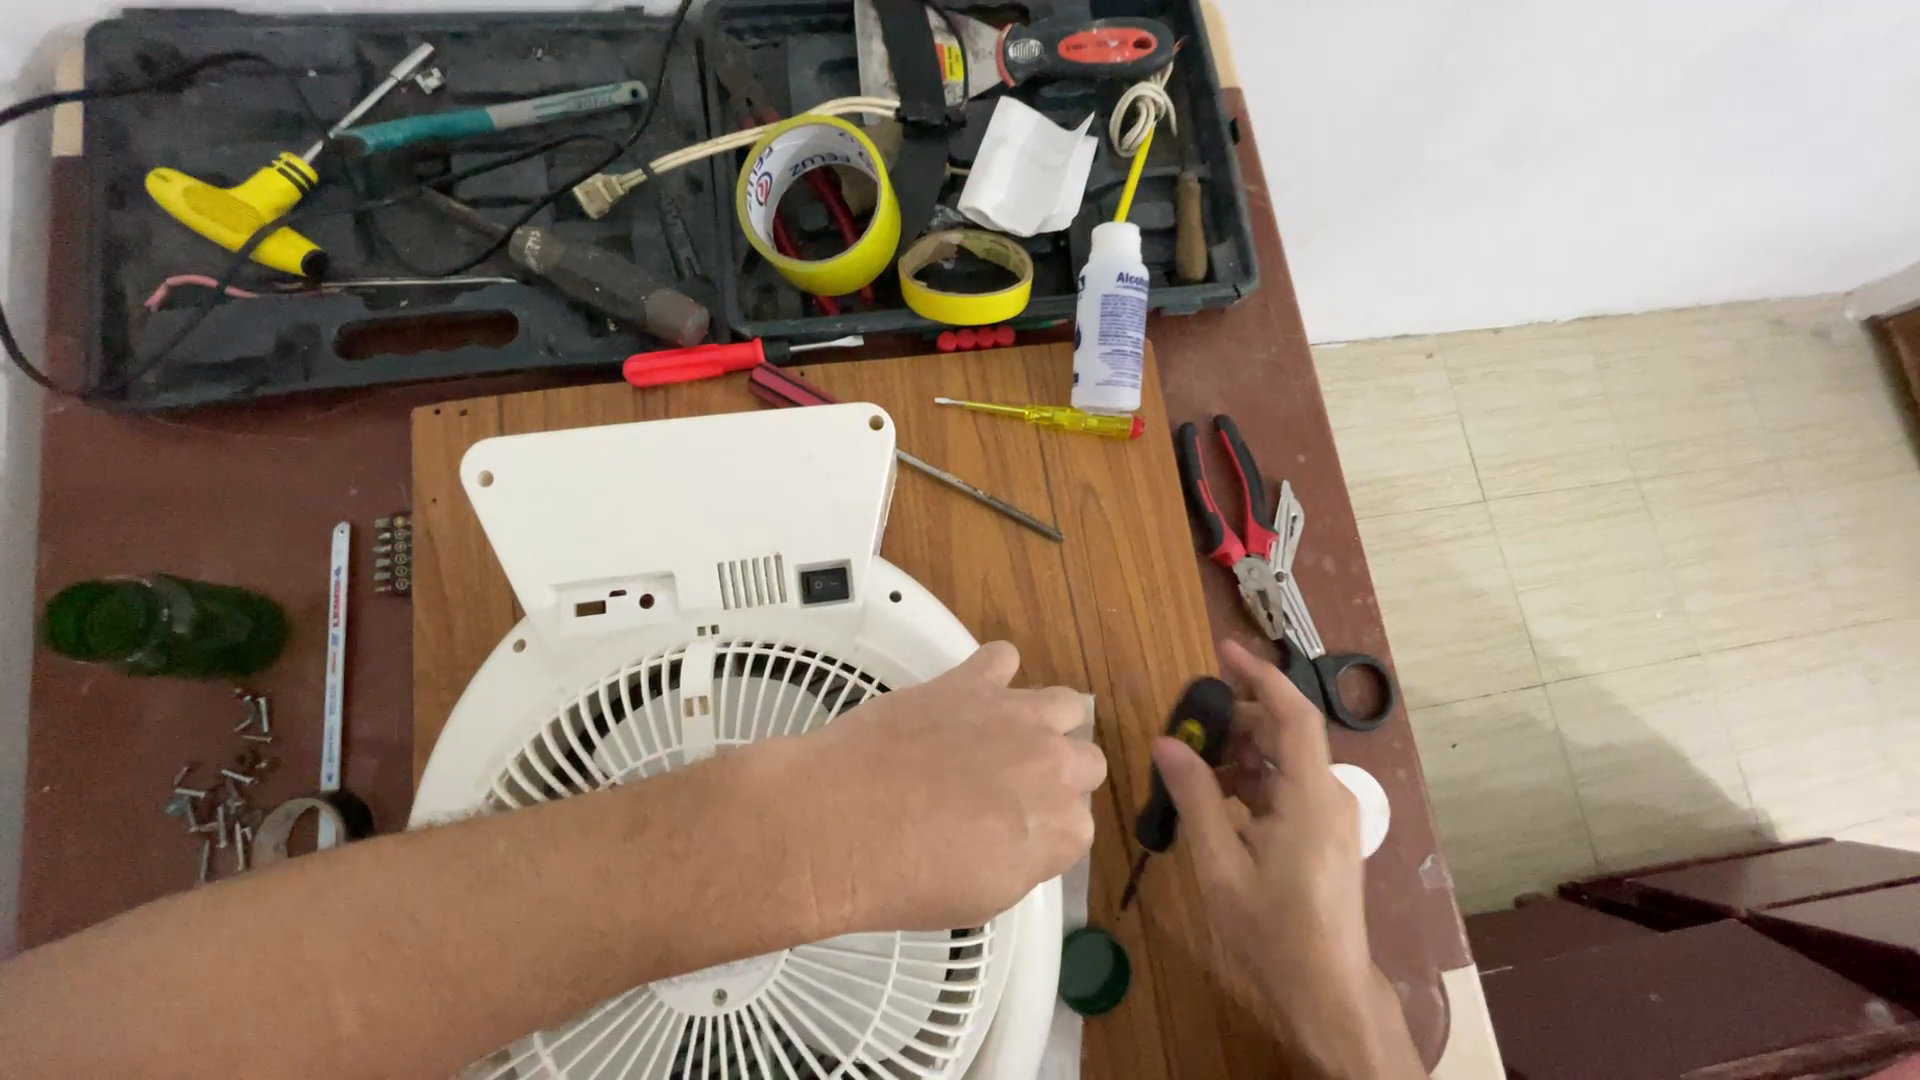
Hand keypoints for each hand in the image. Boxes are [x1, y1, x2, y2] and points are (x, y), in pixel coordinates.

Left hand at [788, 641, 1105, 933]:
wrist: (843, 823)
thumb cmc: (908, 879)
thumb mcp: (983, 899)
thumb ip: (1025, 858)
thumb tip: (1024, 834)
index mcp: (1063, 828)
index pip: (1077, 824)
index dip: (1045, 829)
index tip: (1013, 834)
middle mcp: (1054, 765)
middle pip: (1085, 761)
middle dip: (1056, 774)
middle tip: (1010, 787)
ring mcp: (1016, 716)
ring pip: (1064, 703)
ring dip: (1042, 720)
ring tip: (1003, 736)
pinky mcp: (972, 682)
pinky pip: (1003, 657)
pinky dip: (992, 672)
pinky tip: (969, 693)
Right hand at [1153, 640, 1423, 1079]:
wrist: (1325, 991)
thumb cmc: (1273, 931)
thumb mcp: (1221, 864)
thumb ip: (1195, 797)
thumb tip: (1166, 743)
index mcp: (1310, 797)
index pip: (1292, 715)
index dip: (1260, 676)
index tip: (1222, 652)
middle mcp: (1327, 795)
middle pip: (1282, 732)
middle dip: (1233, 717)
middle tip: (1185, 722)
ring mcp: (1328, 813)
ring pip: (1280, 758)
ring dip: (1236, 750)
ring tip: (1190, 760)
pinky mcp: (1321, 830)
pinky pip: (1283, 784)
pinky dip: (1248, 777)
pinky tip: (1212, 792)